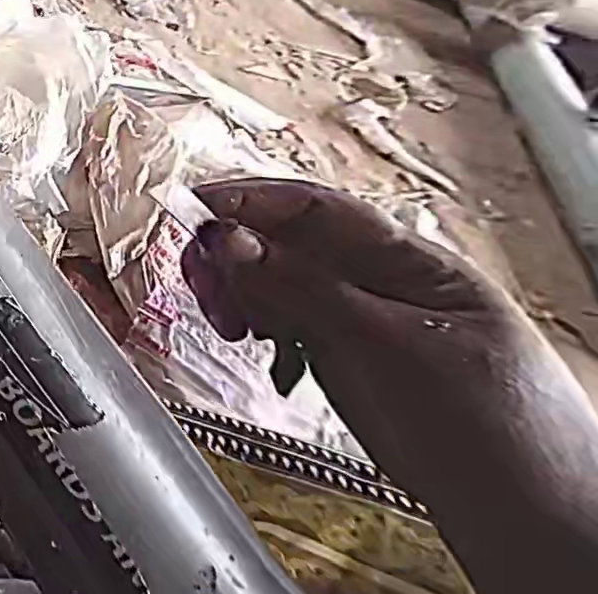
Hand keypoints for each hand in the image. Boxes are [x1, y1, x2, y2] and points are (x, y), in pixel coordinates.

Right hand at [185, 178, 597, 592]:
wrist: (528, 521)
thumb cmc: (491, 425)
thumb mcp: (390, 345)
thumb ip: (302, 286)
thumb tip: (224, 235)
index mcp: (408, 261)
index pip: (314, 207)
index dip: (249, 200)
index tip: (192, 209)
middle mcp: (369, 275)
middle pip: (275, 237)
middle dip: (227, 251)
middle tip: (198, 280)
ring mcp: (344, 308)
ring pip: (260, 272)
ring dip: (227, 287)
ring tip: (225, 322)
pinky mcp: (323, 339)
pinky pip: (263, 308)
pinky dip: (240, 315)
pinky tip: (241, 336)